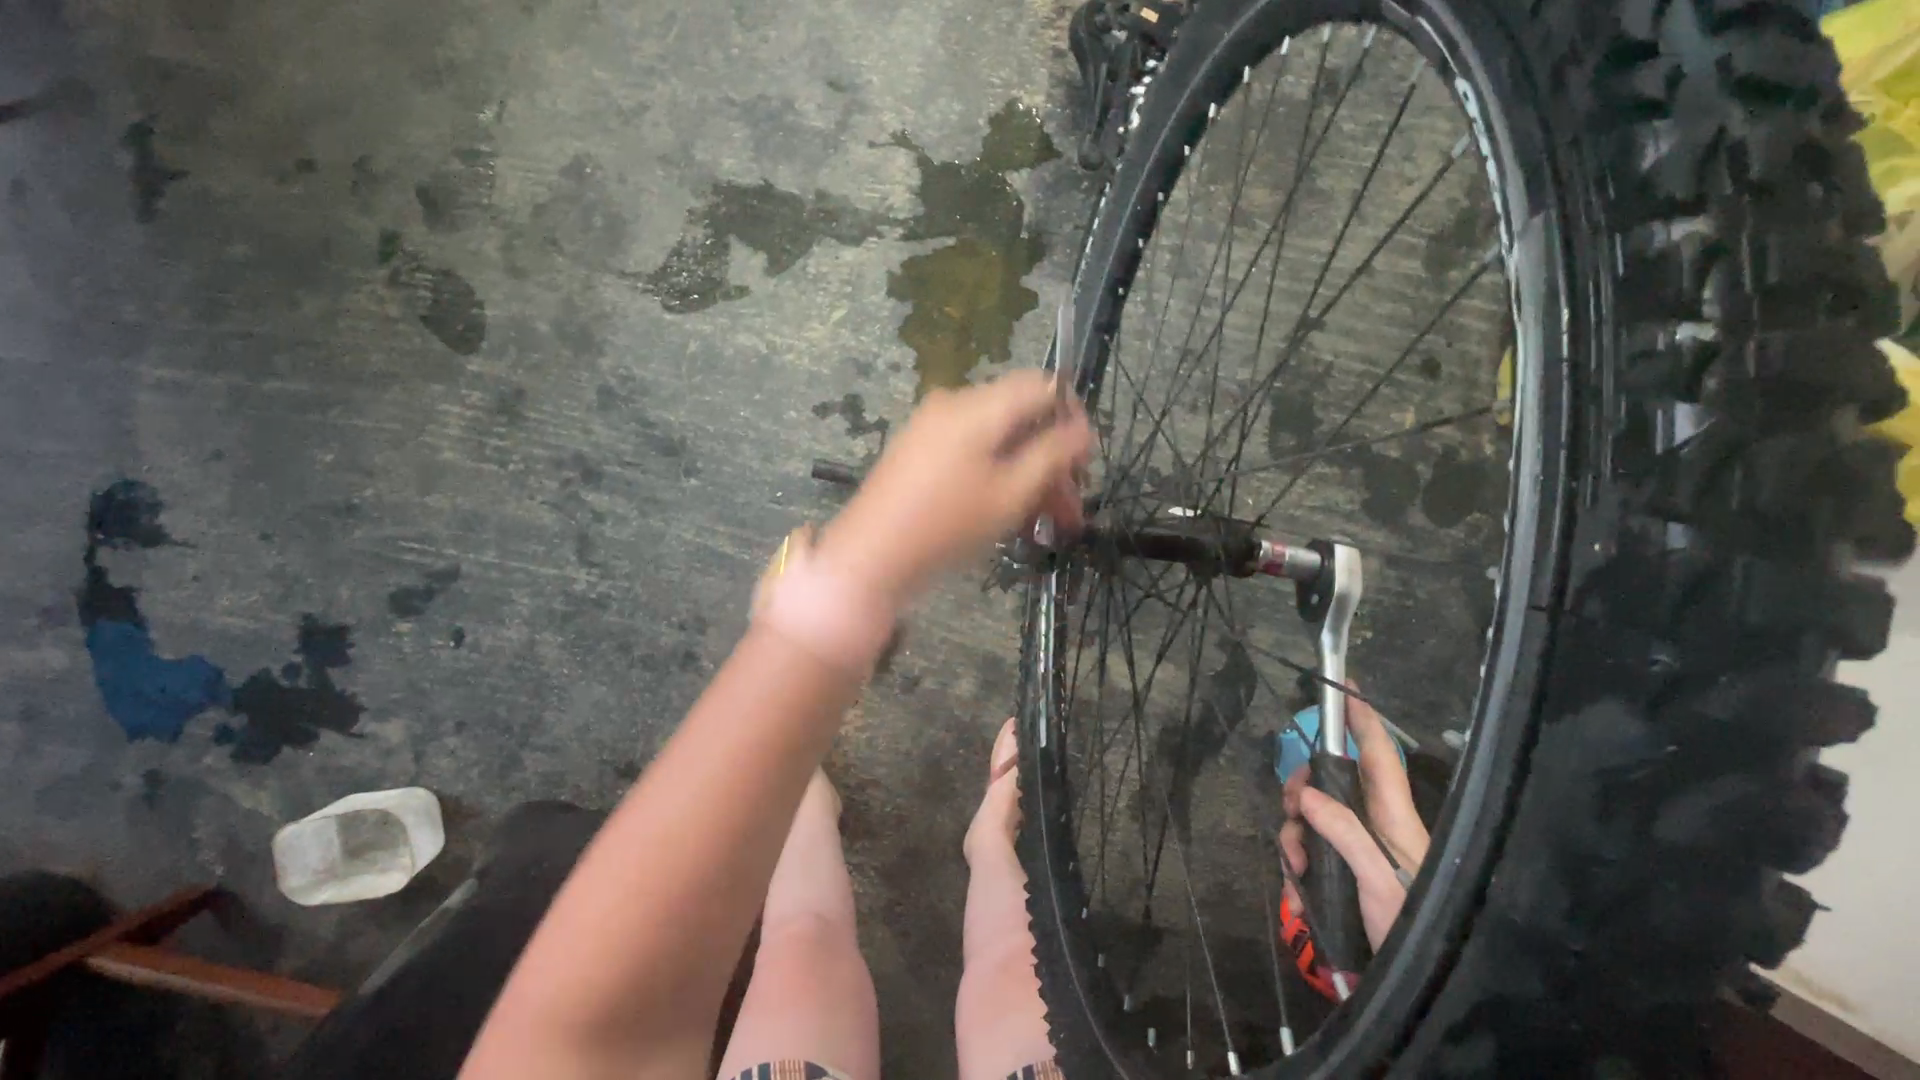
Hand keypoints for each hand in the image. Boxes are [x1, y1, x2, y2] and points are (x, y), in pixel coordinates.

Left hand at [816, 372, 1093, 605]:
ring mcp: (932, 429)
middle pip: (1020, 419)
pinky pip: (972, 456)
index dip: (1073, 418)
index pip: (1042, 385)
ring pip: (998, 443)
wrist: (869, 558)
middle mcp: (954, 406)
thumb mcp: (1012, 493)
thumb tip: (1083, 428)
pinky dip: (997, 480)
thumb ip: (1053, 455)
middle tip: (1072, 510)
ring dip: (1029, 479)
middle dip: (1052, 463)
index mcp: (978, 405)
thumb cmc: (947, 525)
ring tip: (1048, 526)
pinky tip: (1012, 520)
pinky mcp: (919, 455)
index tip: (1086, 463)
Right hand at [1278, 690, 1429, 951]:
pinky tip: (1297, 899)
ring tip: (1293, 873)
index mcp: (1394, 820)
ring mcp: (1360, 853)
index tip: (1344, 686)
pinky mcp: (1346, 877)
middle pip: (1330, 785)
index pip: (1379, 755)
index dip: (1363, 719)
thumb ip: (1345, 834)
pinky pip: (1311, 857)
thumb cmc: (1414, 930)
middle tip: (1290, 816)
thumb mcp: (1380, 882)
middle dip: (1301, 794)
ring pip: (1313, 821)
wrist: (1423, 988)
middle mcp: (1376, 828)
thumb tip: (1307, 796)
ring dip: (1293, 841)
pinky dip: (1296, 871)